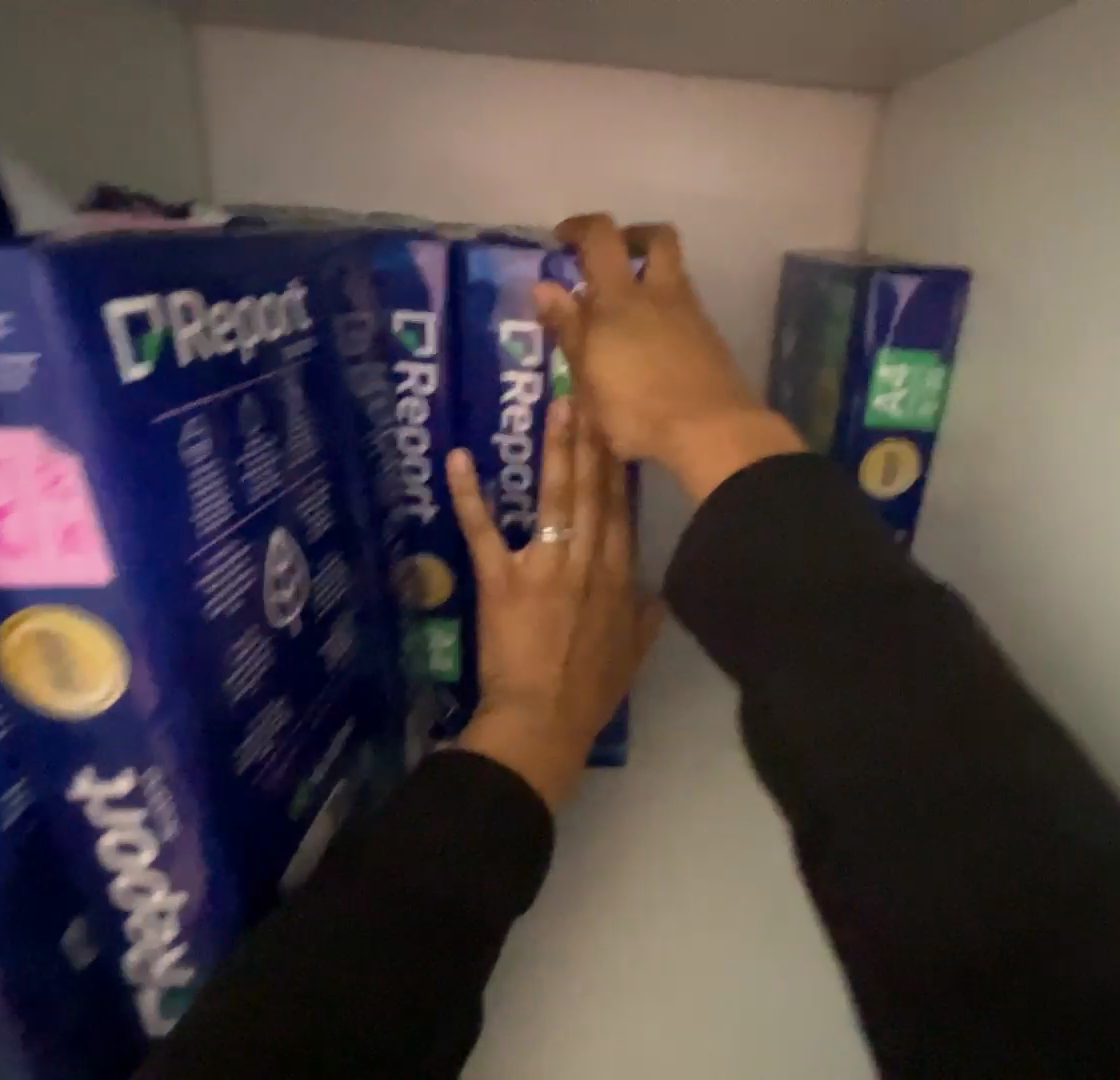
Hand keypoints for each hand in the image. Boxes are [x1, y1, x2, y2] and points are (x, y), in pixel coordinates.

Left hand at [446, 398, 661, 808]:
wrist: (545, 721)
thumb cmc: (590, 692)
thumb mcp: (633, 656)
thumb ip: (647, 619)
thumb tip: (661, 593)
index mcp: (617, 577)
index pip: (619, 510)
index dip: (617, 468)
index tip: (617, 430)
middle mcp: (586, 561)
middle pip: (591, 492)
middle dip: (591, 442)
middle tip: (588, 395)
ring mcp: (544, 566)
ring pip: (554, 499)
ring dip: (555, 451)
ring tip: (558, 408)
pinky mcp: (502, 579)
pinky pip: (484, 531)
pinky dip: (469, 496)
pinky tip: (459, 460)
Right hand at [535, 214, 805, 502]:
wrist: (711, 431)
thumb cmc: (637, 409)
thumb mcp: (588, 378)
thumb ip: (569, 329)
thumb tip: (544, 287)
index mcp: (621, 298)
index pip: (601, 237)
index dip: (580, 227)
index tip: (562, 239)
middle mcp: (661, 295)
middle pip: (657, 238)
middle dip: (633, 236)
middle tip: (612, 257)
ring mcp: (692, 316)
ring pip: (675, 274)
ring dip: (652, 278)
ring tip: (628, 312)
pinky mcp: (711, 340)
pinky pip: (686, 309)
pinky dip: (667, 313)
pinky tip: (653, 346)